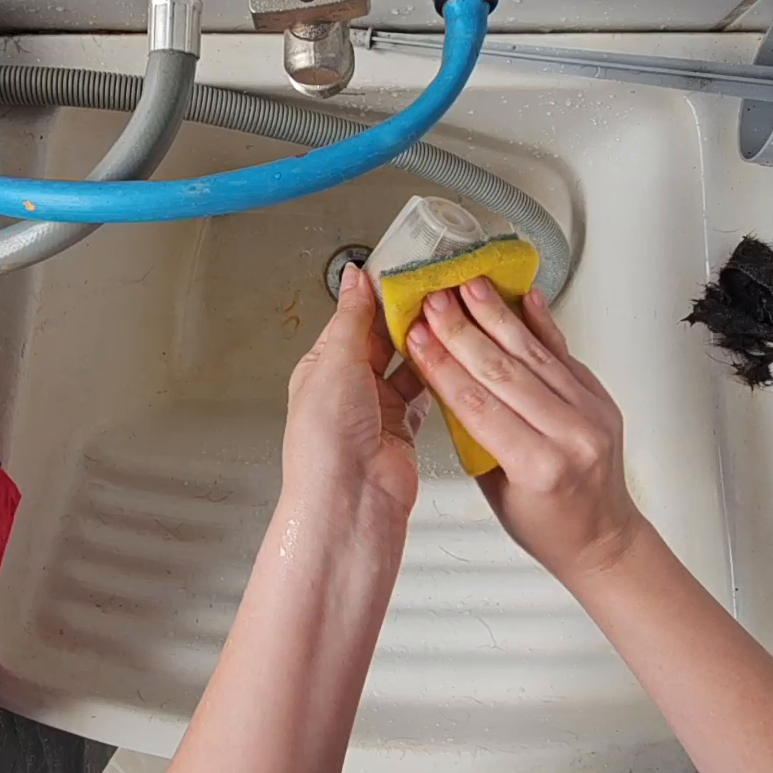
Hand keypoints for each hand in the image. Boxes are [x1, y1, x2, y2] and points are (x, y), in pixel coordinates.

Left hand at [283, 264, 429, 521]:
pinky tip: (450, 355)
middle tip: (434, 291)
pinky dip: (437, 375)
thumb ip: (352, 318)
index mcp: (322, 366)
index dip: (376, 296)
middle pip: (381, 340)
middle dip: (405, 318)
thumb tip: (353, 277)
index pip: (352, 320)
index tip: (404, 274)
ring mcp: (378, 407)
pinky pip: (425, 393)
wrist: (350, 499)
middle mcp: (349, 386)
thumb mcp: (336, 363)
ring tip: (447, 317)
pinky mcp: (404, 427)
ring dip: (423, 345)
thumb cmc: (325, 439)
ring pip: (406, 365)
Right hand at [403, 279, 644, 583]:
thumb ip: (471, 432)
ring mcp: (591, 411)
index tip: (418, 335)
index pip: (477, 403)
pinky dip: (541, 322)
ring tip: (469, 286)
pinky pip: (564, 352)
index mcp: (538, 466)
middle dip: (462, 330)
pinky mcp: (599, 396)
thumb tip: (442, 377)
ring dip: (496, 315)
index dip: (442, 365)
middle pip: (503, 370)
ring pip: (533, 353)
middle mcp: (570, 434)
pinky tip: (524, 297)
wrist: (604, 538)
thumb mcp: (492, 487)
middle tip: (434, 301)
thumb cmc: (546, 524)